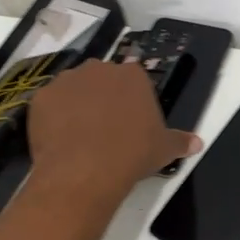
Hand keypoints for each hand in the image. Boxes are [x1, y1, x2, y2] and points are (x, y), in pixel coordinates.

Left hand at [26, 59, 199, 200]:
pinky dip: (55, 118)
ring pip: (75, 90)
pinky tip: (63, 140)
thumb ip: (181, 141)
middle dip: (105, 98)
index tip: (133, 122)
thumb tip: (199, 143)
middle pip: (103, 80)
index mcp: (132, 75)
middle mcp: (98, 69)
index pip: (135, 79)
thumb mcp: (164, 149)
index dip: (133, 101)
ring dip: (78, 105)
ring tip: (83, 136)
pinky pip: (51, 105)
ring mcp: (66, 81)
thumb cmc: (133, 153)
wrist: (85, 170)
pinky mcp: (41, 97)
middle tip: (109, 128)